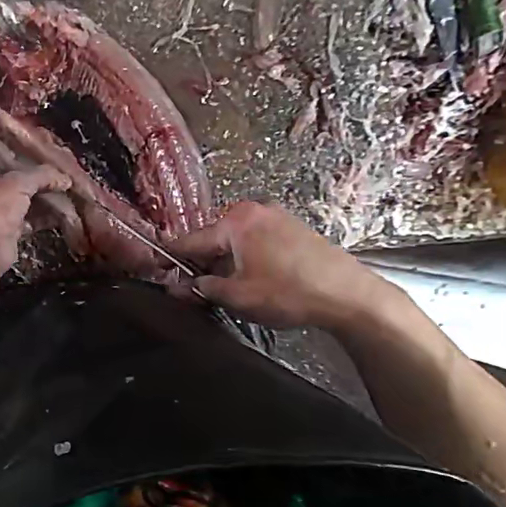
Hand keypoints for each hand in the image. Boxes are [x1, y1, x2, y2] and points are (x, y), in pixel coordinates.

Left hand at [0, 159, 69, 327]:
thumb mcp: (18, 183)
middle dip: (37, 180)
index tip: (46, 158)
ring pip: (21, 200)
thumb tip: (65, 177)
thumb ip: (42, 175)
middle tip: (60, 176)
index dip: (23, 157)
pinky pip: (26, 218)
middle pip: (13, 180)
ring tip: (65, 192)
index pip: (0, 158)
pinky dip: (41, 216)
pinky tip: (61, 211)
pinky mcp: (3, 231)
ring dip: (42, 198)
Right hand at [170, 201, 393, 328]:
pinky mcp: (294, 228)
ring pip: (236, 241)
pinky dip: (246, 258)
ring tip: (226, 290)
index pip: (190, 241)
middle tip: (195, 291)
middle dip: (202, 263)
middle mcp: (253, 210)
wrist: (350, 295)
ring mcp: (276, 216)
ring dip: (226, 263)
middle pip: (213, 239)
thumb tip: (180, 287)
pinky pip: (256, 242)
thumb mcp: (238, 296)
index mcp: (235, 221)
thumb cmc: (290, 293)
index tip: (155, 269)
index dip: (170, 259)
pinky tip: (253, 281)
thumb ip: (203, 289)